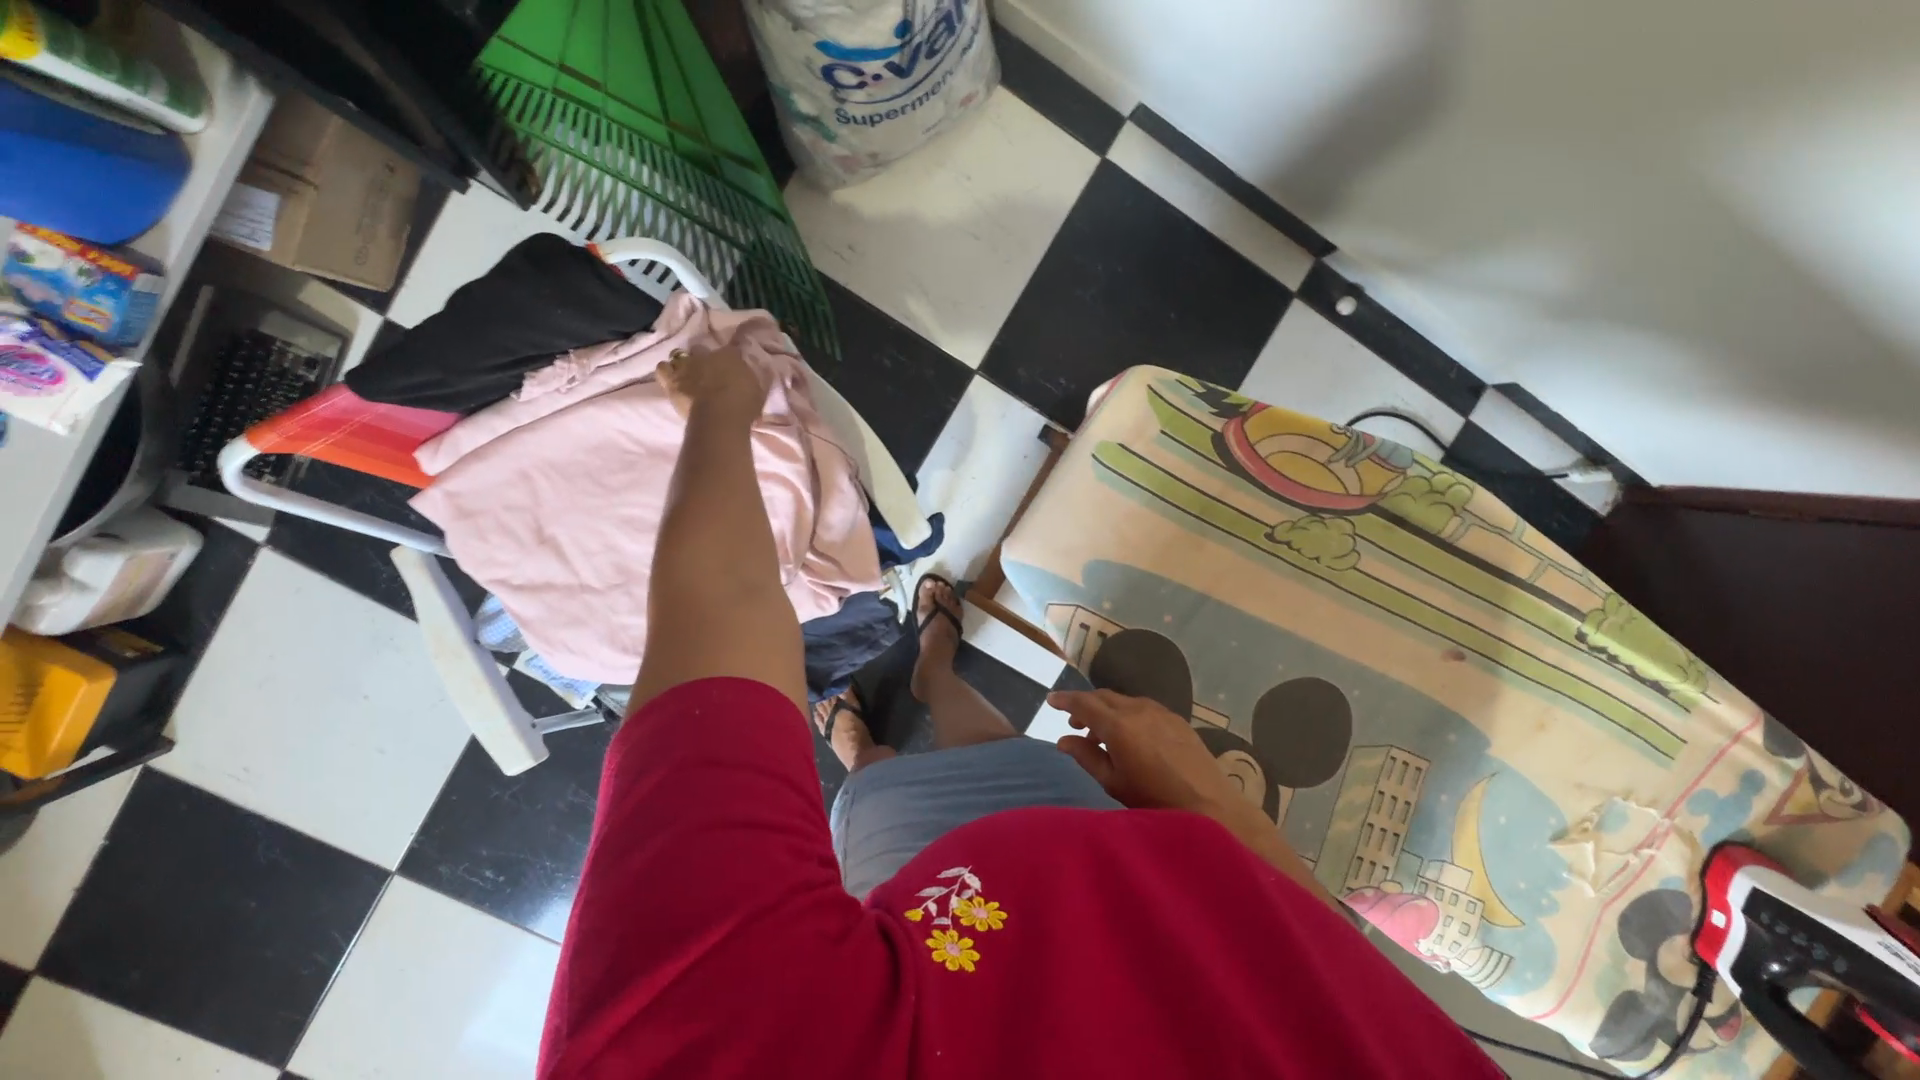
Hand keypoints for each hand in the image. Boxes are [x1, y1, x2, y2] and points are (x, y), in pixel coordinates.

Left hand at [655, 345, 766, 423]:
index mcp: (730, 356)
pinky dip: (666, 371)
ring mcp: (687, 367)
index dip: (729, 358)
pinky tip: (670, 377)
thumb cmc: (744, 405)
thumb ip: (752, 379)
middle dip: (702, 357)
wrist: (720, 417)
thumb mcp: (758, 391)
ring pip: (678, 355)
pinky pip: (662, 368)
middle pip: (700, 349)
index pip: (729, 349)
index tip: (731, 367)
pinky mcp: (671, 381)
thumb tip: (749, 374)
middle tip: (706, 371)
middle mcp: (706, 356)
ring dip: (681, 363)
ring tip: (685, 373)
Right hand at [1054, 688, 1339, 910]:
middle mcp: (1138, 710)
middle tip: (1073, 722)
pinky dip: (1128, 714)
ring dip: (1108, 710)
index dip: (1065, 700)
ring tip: (1101, 733)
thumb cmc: (1154, 800)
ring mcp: (1161, 712)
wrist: (1210, 806)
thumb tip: (1064, 739)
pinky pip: (1144, 708)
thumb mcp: (1113, 783)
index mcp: (1118, 726)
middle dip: (1086, 705)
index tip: (1051, 701)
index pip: (1084, 704)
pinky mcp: (1177, 720)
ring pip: (1125, 701)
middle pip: (1104, 697)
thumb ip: (1087, 757)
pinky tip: (1130, 735)